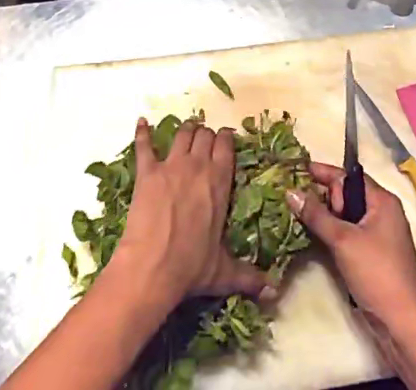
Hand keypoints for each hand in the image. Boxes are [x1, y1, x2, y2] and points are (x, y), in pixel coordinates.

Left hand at [108, 118, 273, 310]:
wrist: (152, 267)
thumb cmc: (192, 267)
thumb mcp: (224, 272)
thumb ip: (249, 277)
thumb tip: (274, 292)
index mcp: (220, 182)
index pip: (226, 146)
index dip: (226, 139)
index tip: (226, 140)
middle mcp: (197, 166)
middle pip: (204, 135)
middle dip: (206, 135)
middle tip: (205, 142)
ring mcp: (170, 165)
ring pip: (181, 134)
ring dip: (184, 130)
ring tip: (185, 131)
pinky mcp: (147, 172)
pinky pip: (144, 145)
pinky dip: (142, 132)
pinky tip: (141, 122)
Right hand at [287, 161, 415, 388]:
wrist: (402, 324)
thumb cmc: (377, 273)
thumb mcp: (343, 240)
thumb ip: (316, 214)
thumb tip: (290, 191)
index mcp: (382, 201)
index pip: (348, 175)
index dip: (323, 172)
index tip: (295, 169)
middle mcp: (381, 212)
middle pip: (346, 194)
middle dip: (321, 195)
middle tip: (294, 198)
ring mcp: (377, 235)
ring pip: (345, 215)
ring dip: (323, 215)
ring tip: (295, 213)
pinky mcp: (371, 255)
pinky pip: (347, 233)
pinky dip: (330, 232)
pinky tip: (311, 235)